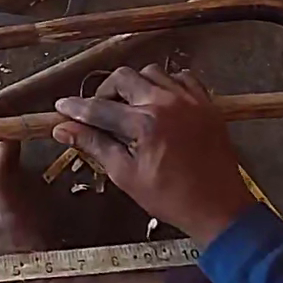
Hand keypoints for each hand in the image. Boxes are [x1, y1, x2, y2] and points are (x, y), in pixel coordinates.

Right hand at [53, 65, 252, 243]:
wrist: (220, 210)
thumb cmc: (170, 197)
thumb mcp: (124, 174)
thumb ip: (93, 145)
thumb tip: (63, 129)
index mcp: (144, 124)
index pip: (98, 108)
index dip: (75, 108)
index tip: (62, 107)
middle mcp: (167, 104)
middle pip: (123, 78)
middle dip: (105, 91)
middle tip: (99, 111)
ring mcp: (190, 101)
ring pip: (151, 73)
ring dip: (134, 85)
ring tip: (130, 106)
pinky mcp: (206, 105)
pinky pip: (182, 78)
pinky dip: (165, 84)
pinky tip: (159, 102)